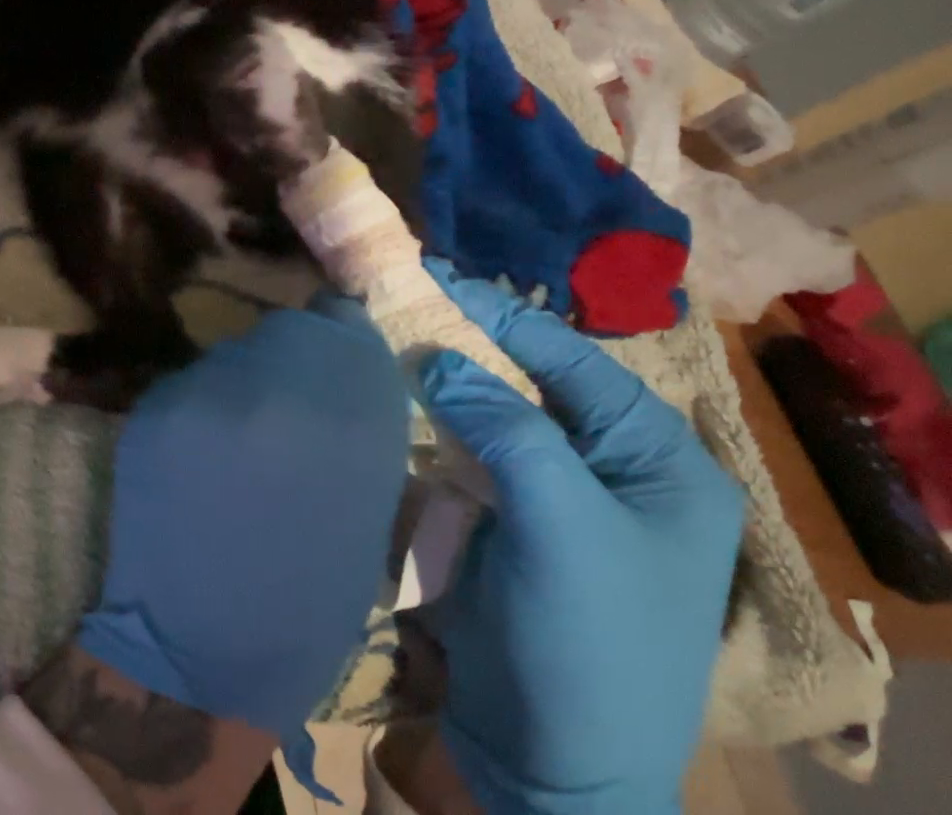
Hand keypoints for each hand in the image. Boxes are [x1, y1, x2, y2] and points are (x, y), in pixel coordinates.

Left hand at [76, 295, 410, 737]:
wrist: (208, 646)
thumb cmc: (306, 597)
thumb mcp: (370, 504)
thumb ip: (357, 423)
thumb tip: (339, 372)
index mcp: (356, 414)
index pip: (341, 322)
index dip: (333, 340)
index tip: (326, 361)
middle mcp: (280, 385)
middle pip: (282, 332)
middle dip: (284, 362)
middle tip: (278, 410)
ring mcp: (207, 393)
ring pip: (228, 356)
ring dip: (237, 385)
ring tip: (235, 444)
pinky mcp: (153, 410)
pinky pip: (185, 387)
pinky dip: (195, 411)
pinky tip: (196, 458)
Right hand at [418, 264, 744, 813]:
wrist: (554, 758)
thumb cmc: (588, 637)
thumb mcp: (565, 524)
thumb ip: (508, 429)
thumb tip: (437, 358)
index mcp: (656, 463)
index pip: (575, 365)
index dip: (505, 318)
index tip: (434, 277)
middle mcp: (607, 473)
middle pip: (529, 390)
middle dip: (466, 350)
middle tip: (398, 308)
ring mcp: (549, 505)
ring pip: (489, 425)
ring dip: (439, 393)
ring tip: (381, 350)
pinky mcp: (500, 533)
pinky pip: (462, 466)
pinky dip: (427, 438)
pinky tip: (387, 415)